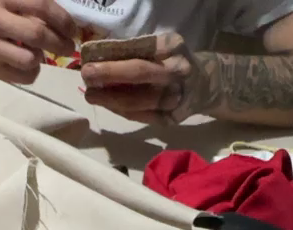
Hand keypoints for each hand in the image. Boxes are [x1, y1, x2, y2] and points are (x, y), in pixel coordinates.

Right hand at [0, 0, 79, 83]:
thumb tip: (59, 11)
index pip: (40, 6)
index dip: (63, 19)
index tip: (73, 29)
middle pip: (37, 34)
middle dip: (60, 42)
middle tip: (69, 47)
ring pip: (29, 60)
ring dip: (42, 59)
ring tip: (43, 54)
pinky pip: (20, 77)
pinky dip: (32, 72)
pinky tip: (30, 64)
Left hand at [80, 32, 198, 122]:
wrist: (205, 86)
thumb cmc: (173, 64)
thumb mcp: (162, 49)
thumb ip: (137, 51)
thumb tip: (101, 57)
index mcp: (172, 47)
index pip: (138, 50)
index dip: (113, 57)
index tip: (89, 60)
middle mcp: (177, 70)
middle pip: (139, 73)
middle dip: (109, 75)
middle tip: (87, 76)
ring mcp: (175, 97)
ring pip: (138, 100)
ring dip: (111, 99)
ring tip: (91, 95)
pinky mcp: (171, 119)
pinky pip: (141, 116)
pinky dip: (122, 111)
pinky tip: (108, 106)